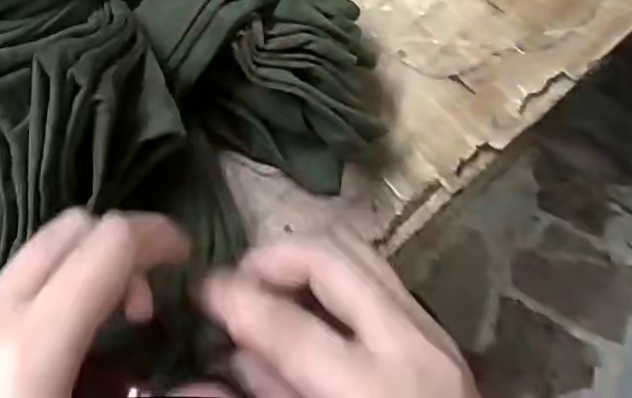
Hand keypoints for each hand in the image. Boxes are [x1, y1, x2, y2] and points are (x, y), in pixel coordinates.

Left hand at [0, 208, 191, 397]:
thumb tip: (217, 389)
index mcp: (26, 348)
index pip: (106, 243)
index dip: (156, 239)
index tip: (186, 261)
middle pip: (70, 229)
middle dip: (121, 249)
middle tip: (146, 307)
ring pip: (34, 254)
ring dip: (82, 271)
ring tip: (105, 335)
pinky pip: (2, 290)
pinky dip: (43, 296)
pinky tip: (51, 360)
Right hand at [202, 234, 476, 397]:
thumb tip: (192, 381)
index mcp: (375, 388)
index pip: (287, 324)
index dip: (234, 299)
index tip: (199, 289)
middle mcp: (410, 344)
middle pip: (326, 256)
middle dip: (269, 258)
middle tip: (236, 283)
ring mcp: (431, 332)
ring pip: (353, 248)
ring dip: (302, 258)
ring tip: (271, 287)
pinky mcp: (438, 332)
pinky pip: (373, 269)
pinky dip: (332, 271)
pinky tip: (312, 306)